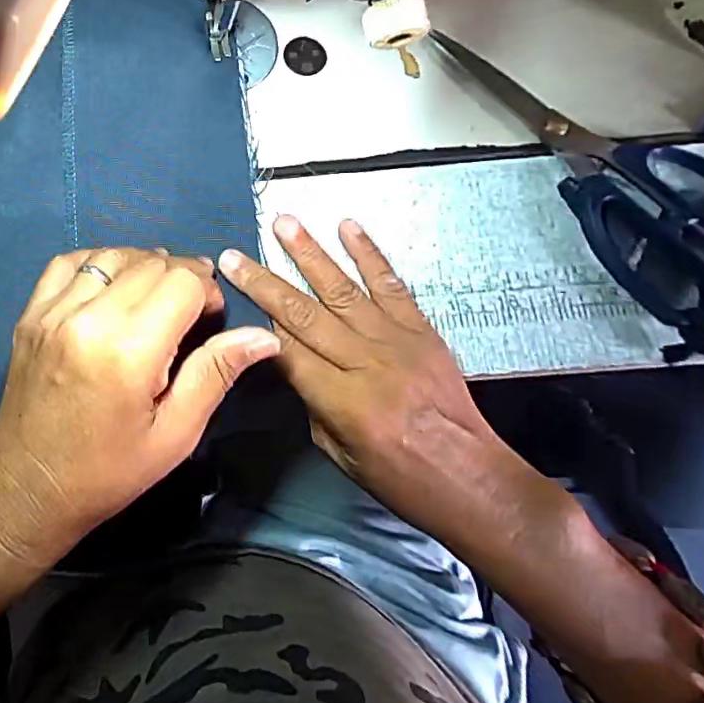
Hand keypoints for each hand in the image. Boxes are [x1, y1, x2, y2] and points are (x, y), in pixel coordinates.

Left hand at [0, 247, 280, 570]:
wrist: (29, 482)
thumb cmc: (108, 470)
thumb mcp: (175, 434)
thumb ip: (215, 373)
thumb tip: (264, 336)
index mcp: (129, 350)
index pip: (182, 282)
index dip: (207, 290)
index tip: (210, 316)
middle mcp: (88, 318)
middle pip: (149, 264)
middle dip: (180, 276)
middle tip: (188, 309)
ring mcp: (53, 311)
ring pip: (110, 256)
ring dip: (141, 264)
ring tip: (154, 292)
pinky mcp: (31, 312)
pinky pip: (67, 263)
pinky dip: (96, 261)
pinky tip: (110, 281)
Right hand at [218, 216, 527, 545]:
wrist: (472, 479)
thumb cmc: (395, 476)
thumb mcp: (334, 448)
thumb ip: (309, 396)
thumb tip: (286, 353)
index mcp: (341, 400)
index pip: (285, 349)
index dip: (256, 323)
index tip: (230, 296)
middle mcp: (365, 364)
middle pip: (303, 314)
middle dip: (263, 282)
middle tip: (233, 256)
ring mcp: (396, 342)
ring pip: (341, 290)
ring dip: (309, 253)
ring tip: (284, 223)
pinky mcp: (422, 331)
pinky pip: (391, 286)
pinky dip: (368, 254)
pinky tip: (347, 227)